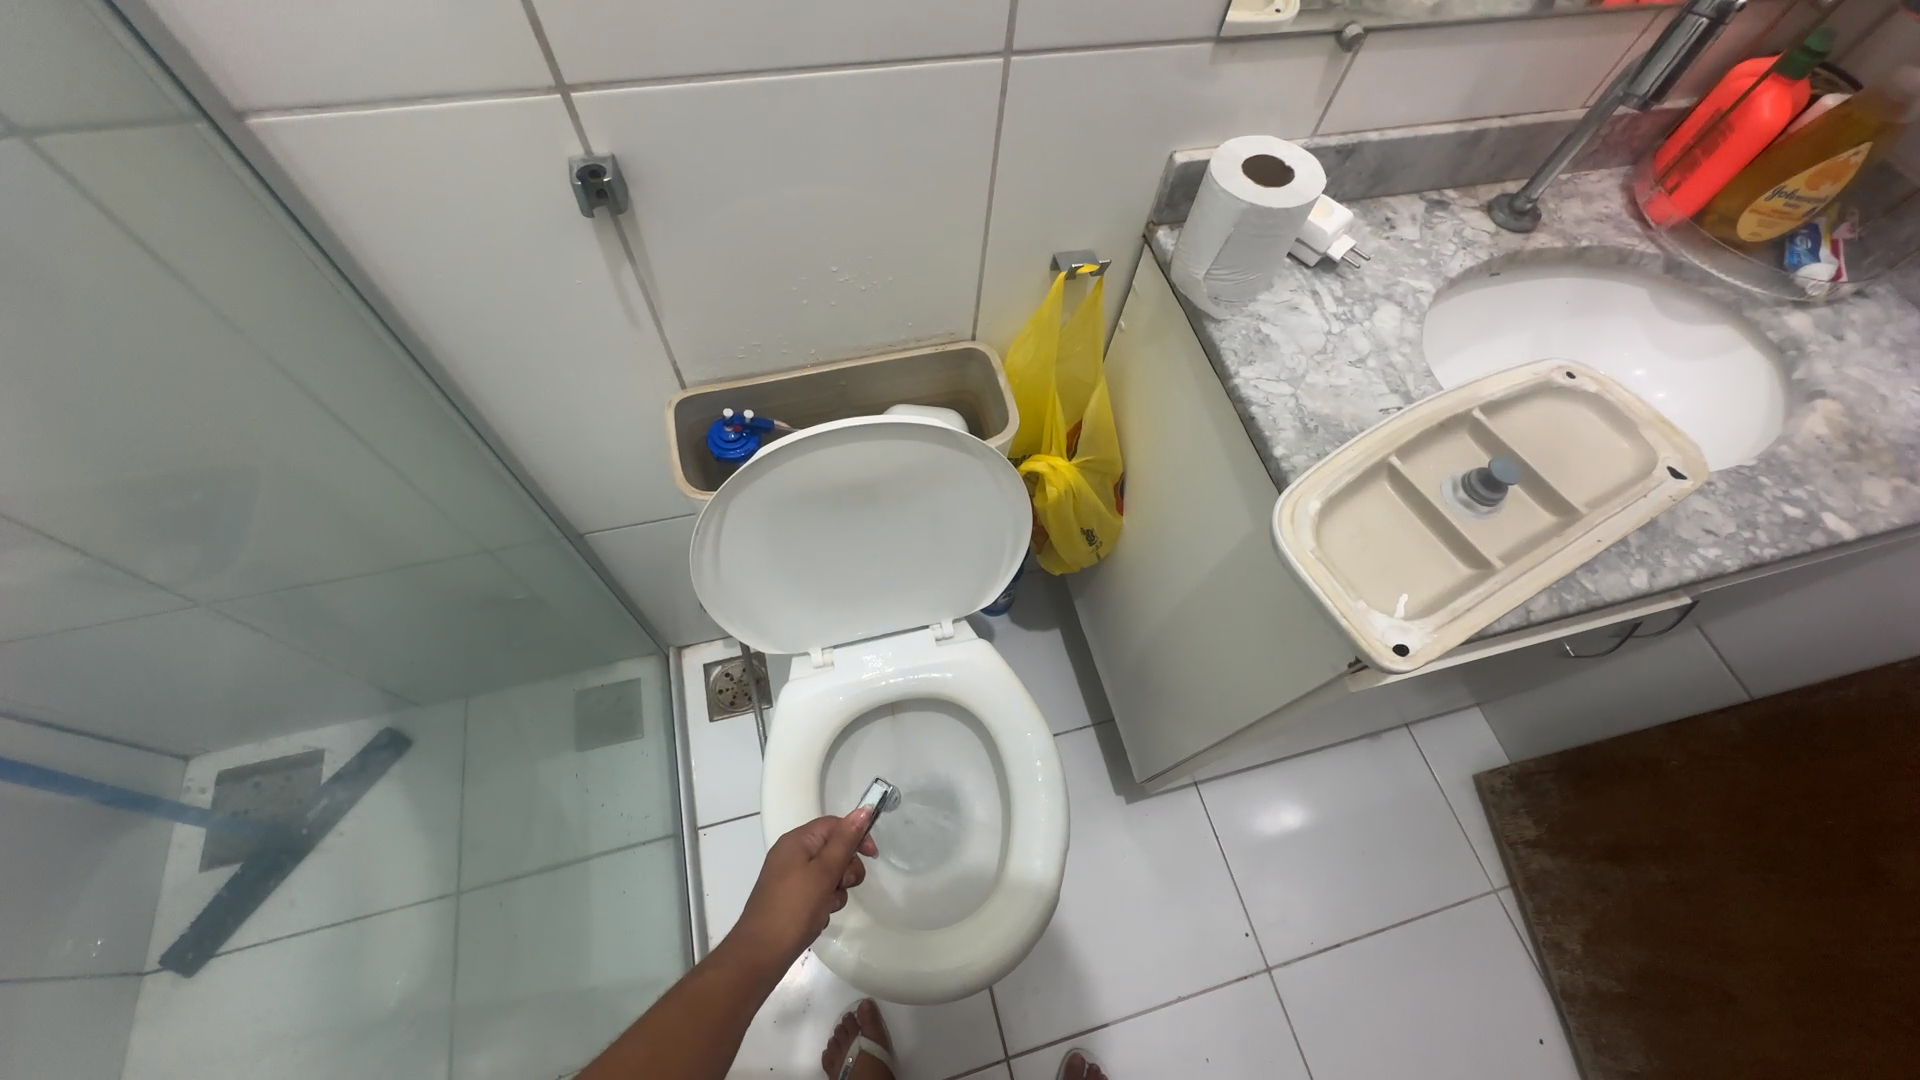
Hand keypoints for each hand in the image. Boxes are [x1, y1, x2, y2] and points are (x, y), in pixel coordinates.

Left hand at [728, 810, 878, 972]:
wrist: (761, 954)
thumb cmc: (794, 908)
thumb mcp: (824, 871)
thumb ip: (845, 841)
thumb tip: (864, 809)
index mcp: (797, 841)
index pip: (835, 825)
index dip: (856, 836)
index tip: (873, 856)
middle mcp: (793, 854)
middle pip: (834, 849)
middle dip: (846, 868)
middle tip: (842, 885)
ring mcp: (791, 878)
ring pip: (830, 874)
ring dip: (836, 890)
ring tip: (827, 906)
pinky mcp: (792, 899)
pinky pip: (819, 892)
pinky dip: (824, 903)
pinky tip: (819, 917)